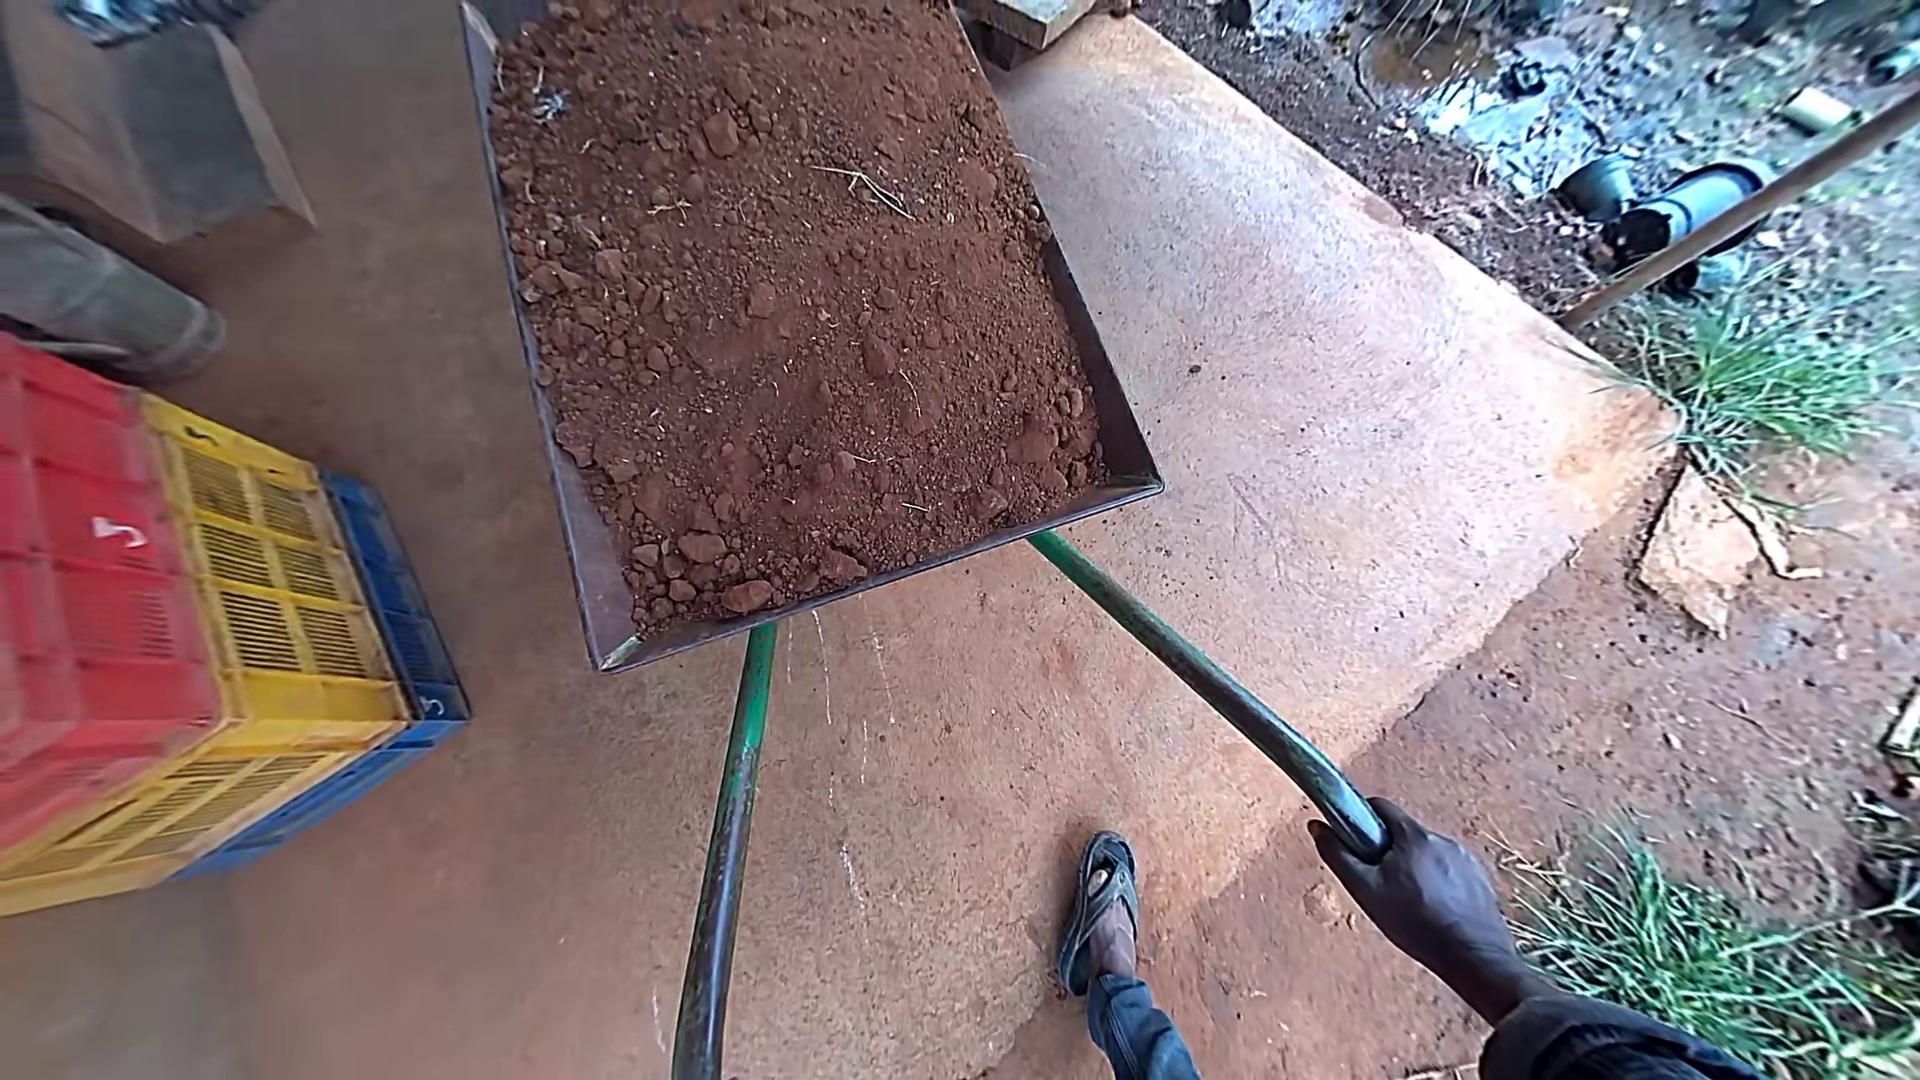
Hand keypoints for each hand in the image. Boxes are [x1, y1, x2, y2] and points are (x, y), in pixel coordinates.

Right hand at [1310, 797, 1555, 1024]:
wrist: (1477, 964)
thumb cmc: (1418, 925)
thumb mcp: (1364, 890)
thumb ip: (1337, 854)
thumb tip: (1317, 826)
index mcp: (1414, 835)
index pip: (1380, 806)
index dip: (1362, 818)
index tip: (1357, 841)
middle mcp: (1443, 841)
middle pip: (1402, 831)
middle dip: (1388, 848)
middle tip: (1381, 879)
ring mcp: (1467, 861)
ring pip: (1425, 851)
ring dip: (1413, 865)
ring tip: (1408, 898)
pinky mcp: (1482, 882)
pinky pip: (1448, 869)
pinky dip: (1437, 880)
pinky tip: (1433, 907)